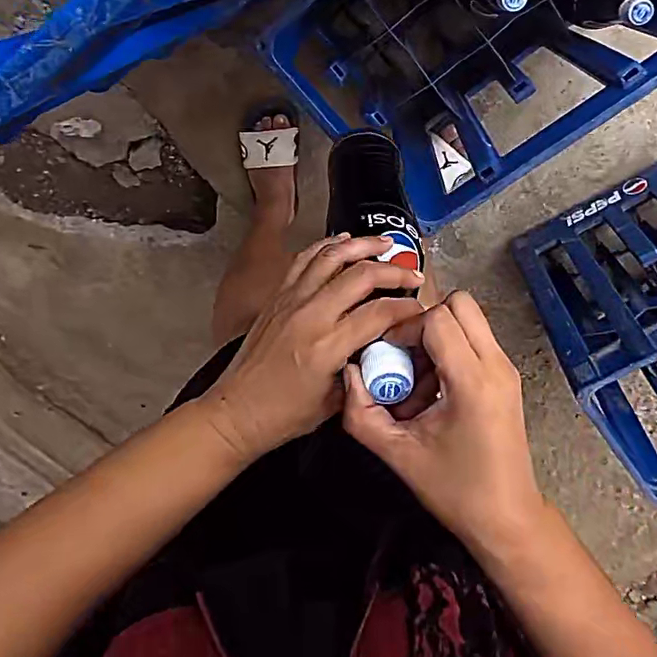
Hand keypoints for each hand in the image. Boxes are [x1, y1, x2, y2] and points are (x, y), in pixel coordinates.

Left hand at [200, 234, 425, 461]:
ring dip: (361, 245)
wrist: (236, 411)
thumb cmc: (283, 415)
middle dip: (393, 271)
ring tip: (384, 243)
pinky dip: (326, 246)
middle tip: (412, 275)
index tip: (420, 309)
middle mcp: (309, 315)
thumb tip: (380, 346)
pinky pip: (304, 260)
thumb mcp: (334, 403)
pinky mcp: (278, 296)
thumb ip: (361, 369)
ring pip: (331, 257)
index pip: (378, 313)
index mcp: (327, 347)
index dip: (406, 308)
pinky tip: (342, 241)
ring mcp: (291, 300)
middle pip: (360, 276)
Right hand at [342, 289, 546, 550]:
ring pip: (468, 317)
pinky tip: (434, 386)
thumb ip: (361, 413)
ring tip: (419, 376)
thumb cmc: (456, 491)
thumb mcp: (398, 454)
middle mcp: (496, 365)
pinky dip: (450, 347)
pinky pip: (475, 337)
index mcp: (472, 381)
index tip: (389, 355)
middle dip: (423, 320)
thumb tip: (349, 373)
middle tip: (404, 354)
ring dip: (437, 333)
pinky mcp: (506, 376)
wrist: (508, 520)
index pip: (438, 318)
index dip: (405, 328)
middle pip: (459, 303)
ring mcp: (506, 368)